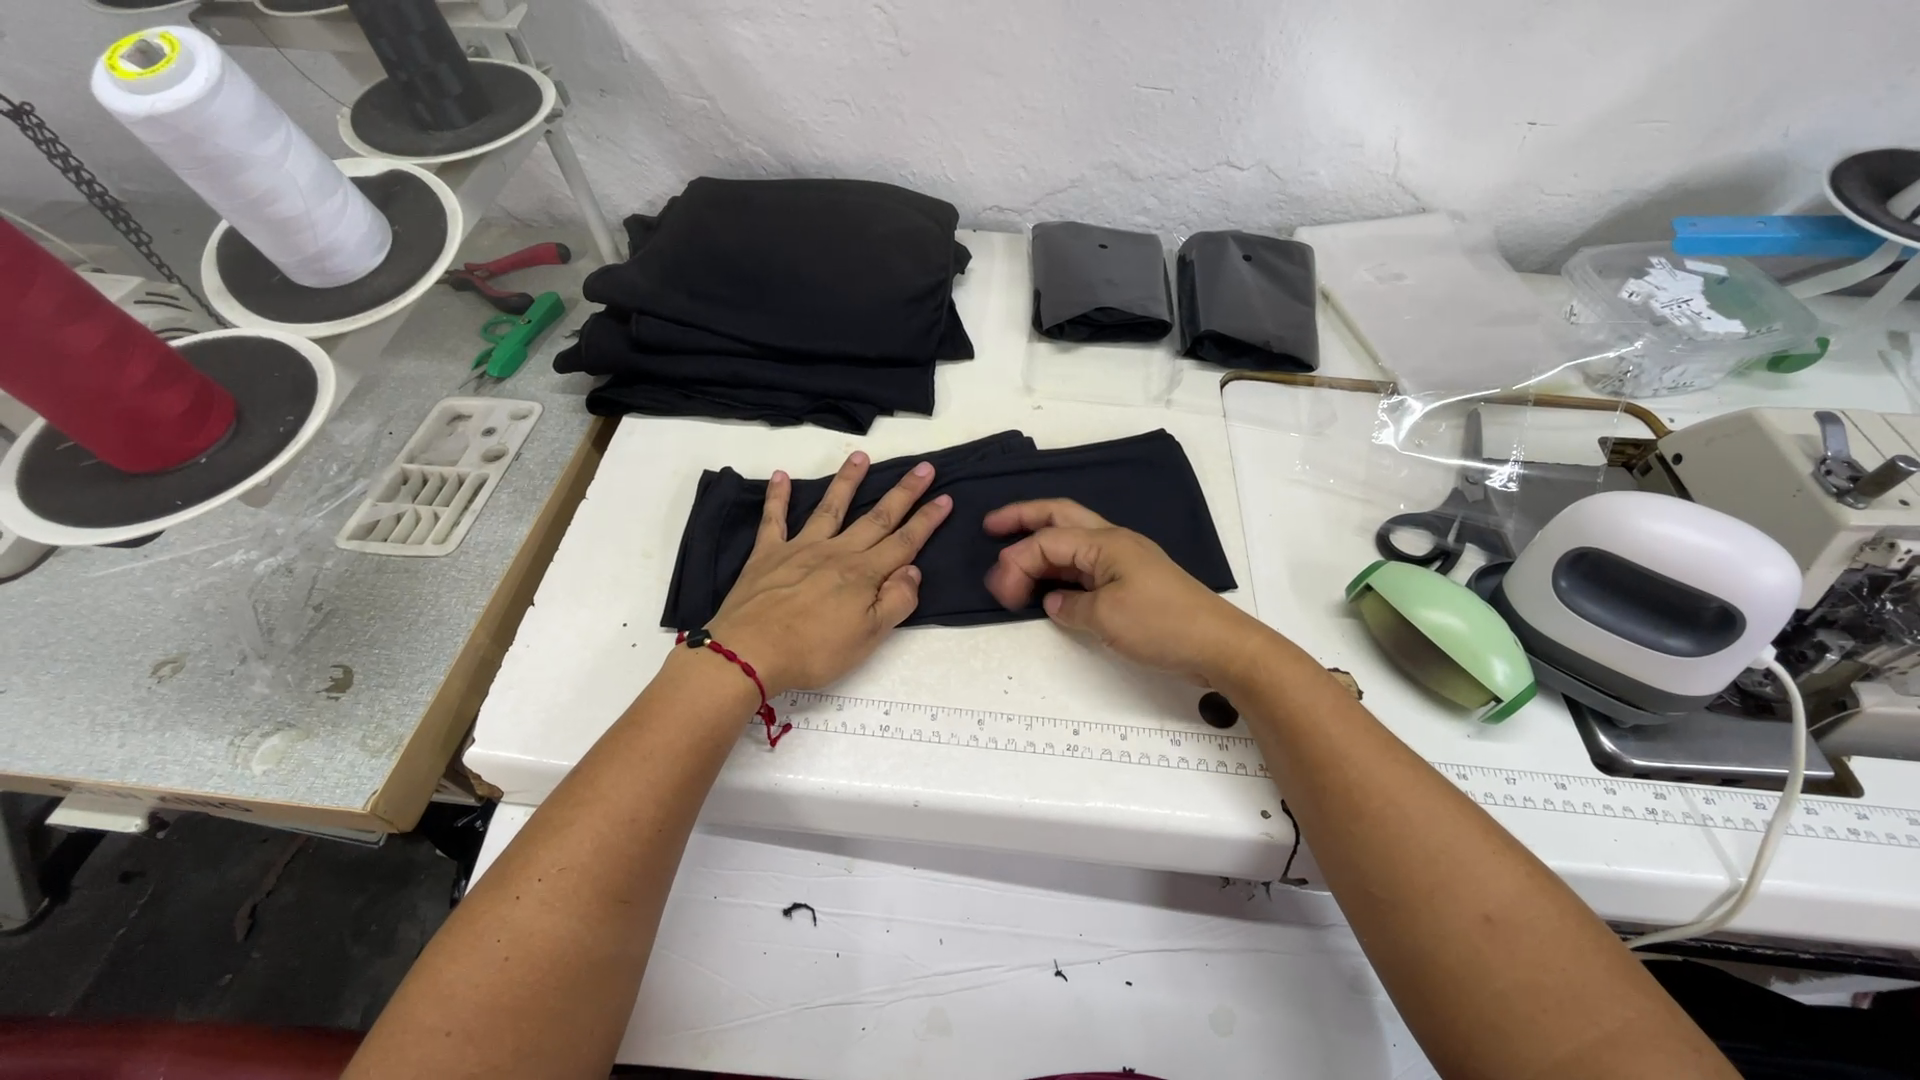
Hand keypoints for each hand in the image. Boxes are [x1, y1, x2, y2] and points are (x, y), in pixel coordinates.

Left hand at [706, 452, 951, 696]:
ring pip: (830, 507)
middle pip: (876, 518)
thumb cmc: (814, 651)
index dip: (926, 521)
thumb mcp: (869, 637)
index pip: (904, 543)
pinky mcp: (767, 554)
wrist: (750, 653)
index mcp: (864, 574)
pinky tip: (781, 476)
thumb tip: (912, 569)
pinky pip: (774, 519)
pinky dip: (778, 497)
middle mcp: (837, 553)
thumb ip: (896, 601)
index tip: (945, 498)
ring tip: (861, 457)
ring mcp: (800, 549)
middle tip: (923, 467)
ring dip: (848, 481)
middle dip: (903, 492)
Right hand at [982, 499, 1268, 685]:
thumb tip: (1053, 601)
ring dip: (1041, 545)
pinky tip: (1048, 584)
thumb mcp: (1106, 618)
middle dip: (1022, 518)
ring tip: (1012, 556)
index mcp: (1105, 542)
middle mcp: (1113, 542)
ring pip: (1072, 540)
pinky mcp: (1131, 583)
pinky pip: (1085, 565)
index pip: (1046, 542)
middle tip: (990, 526)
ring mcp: (1124, 561)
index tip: (999, 594)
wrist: (1218, 645)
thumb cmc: (1162, 624)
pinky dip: (1061, 569)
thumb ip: (1070, 606)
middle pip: (1059, 518)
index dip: (1015, 563)